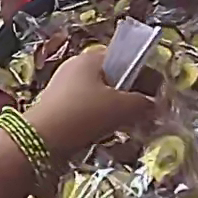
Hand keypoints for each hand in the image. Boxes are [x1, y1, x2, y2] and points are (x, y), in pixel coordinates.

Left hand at [24, 48, 155, 158]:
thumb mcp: (121, 108)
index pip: (126, 58)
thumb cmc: (83, 114)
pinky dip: (99, 118)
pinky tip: (106, 133)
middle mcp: (76, 66)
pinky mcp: (56, 106)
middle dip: (131, 94)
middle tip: (146, 113)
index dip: (145, 74)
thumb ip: (144, 104)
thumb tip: (155, 106)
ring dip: (116, 109)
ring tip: (129, 126)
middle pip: (113, 77)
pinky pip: (85, 108)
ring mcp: (63, 86)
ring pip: (99, 94)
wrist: (40, 139)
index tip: (158, 95)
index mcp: (91, 57)